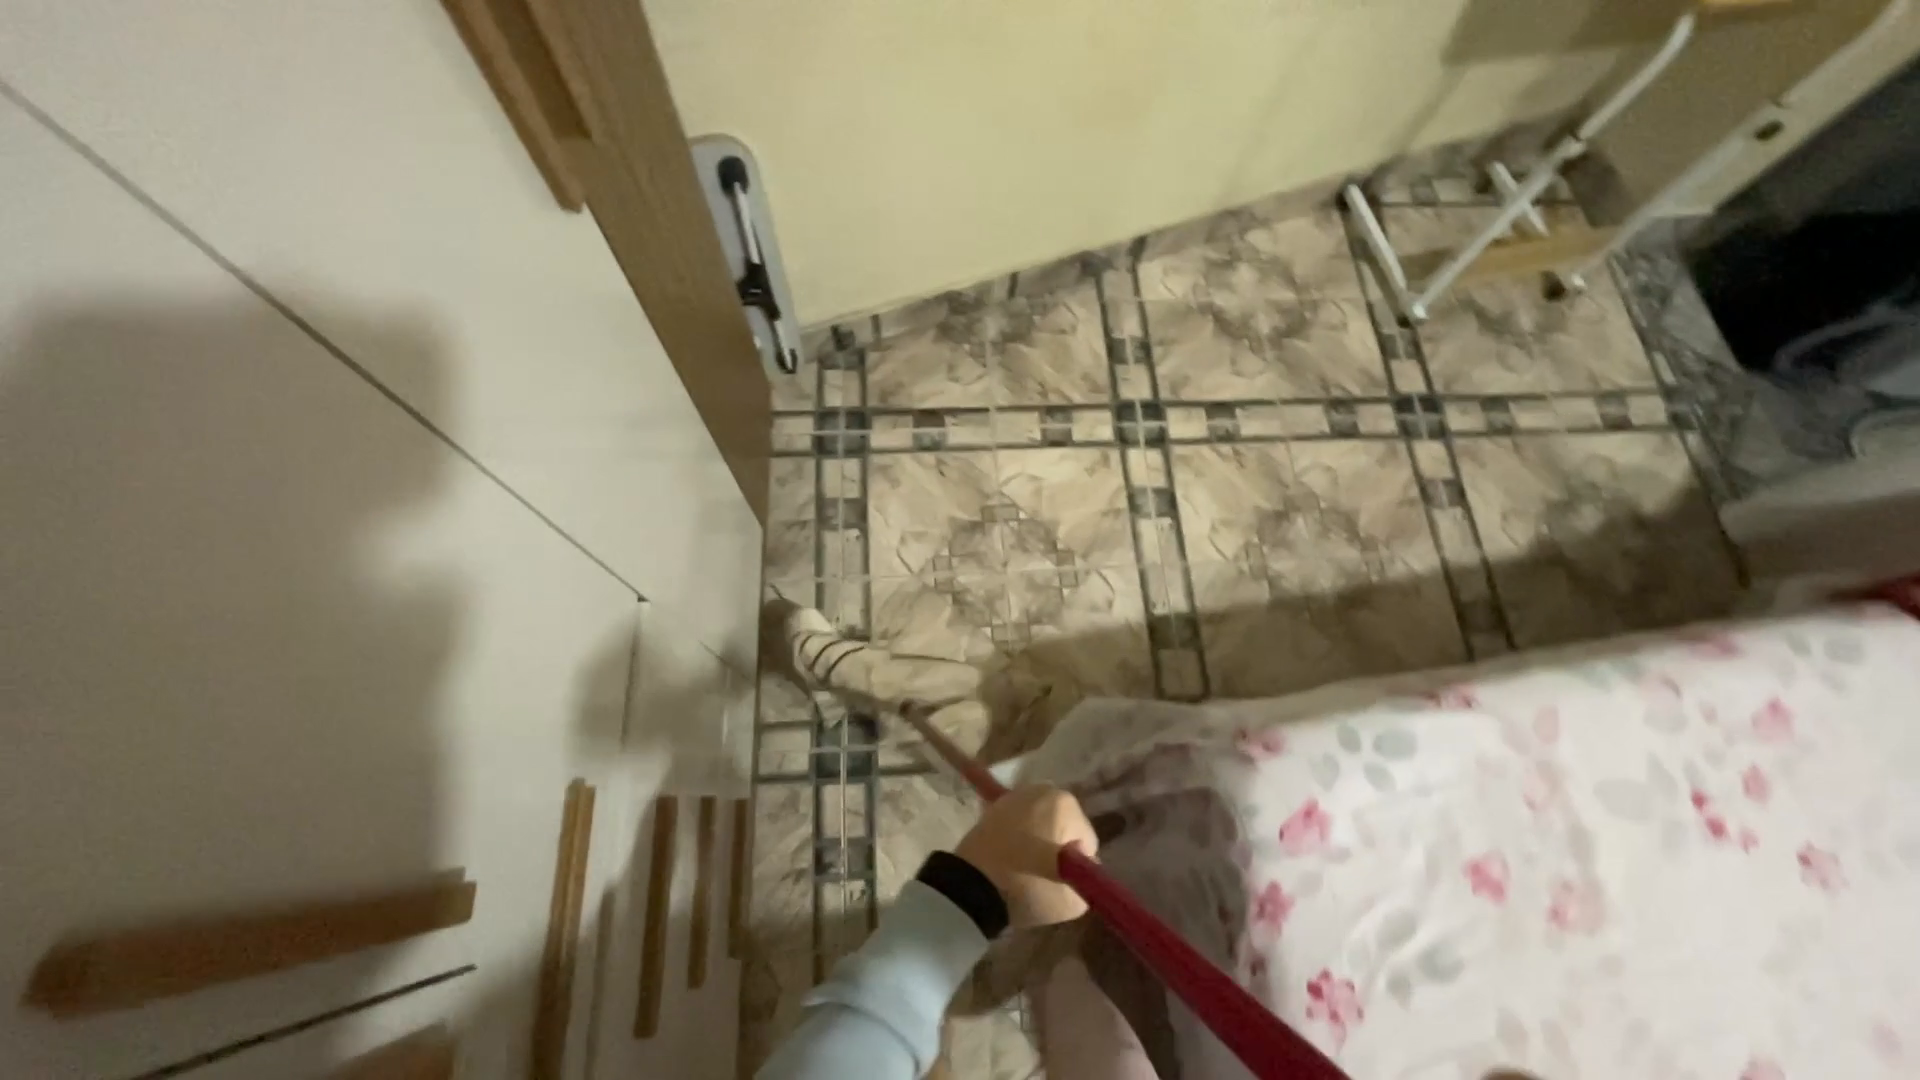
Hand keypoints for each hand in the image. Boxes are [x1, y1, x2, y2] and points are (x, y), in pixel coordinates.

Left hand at [954, 785, 1097, 927]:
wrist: (971, 885)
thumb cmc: (1027, 887)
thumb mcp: (1073, 901)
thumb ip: (1087, 883)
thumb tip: (1078, 871)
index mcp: (1065, 804)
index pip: (1086, 841)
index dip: (1079, 866)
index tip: (1061, 881)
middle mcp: (1042, 790)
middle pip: (1064, 826)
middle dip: (1059, 847)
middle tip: (1045, 874)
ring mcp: (1015, 795)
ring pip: (1042, 823)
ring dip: (1040, 840)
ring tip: (1026, 867)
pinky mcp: (994, 806)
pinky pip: (1020, 823)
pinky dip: (1021, 836)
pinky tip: (1012, 858)